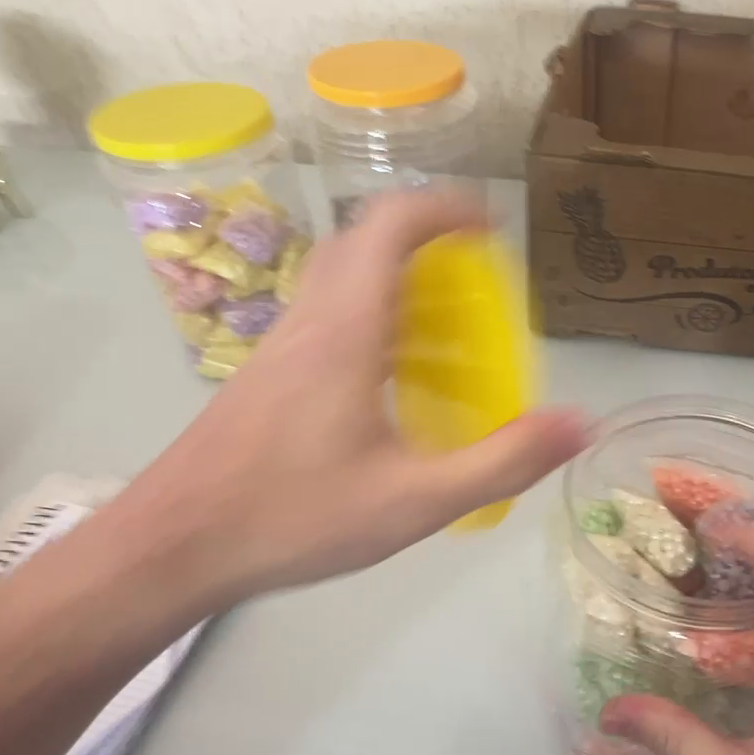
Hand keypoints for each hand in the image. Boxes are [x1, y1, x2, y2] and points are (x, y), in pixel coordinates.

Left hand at [113, 190, 587, 602]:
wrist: (172, 546)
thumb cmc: (294, 517)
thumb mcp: (415, 501)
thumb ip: (503, 462)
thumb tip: (581, 423)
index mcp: (347, 329)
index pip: (390, 223)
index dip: (445, 208)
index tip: (491, 230)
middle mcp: (308, 320)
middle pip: (363, 241)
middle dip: (427, 244)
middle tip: (475, 285)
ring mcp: (278, 346)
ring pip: (339, 280)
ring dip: (396, 282)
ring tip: (447, 334)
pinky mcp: (263, 375)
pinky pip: (325, 318)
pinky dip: (370, 319)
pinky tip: (392, 385)